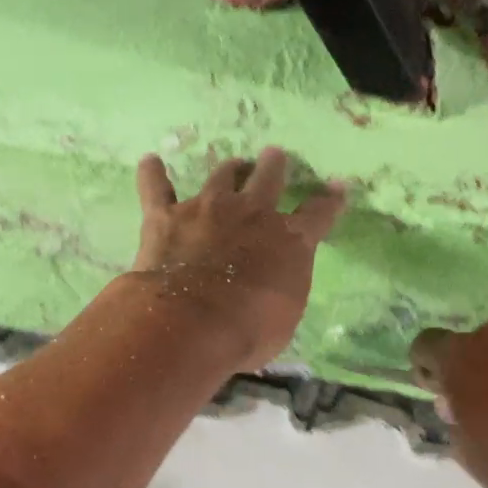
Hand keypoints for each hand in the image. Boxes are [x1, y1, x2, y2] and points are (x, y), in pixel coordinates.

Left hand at [129, 147, 346, 369]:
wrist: (191, 322)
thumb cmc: (248, 331)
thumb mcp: (283, 317)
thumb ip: (281, 290)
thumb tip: (273, 286)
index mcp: (288, 240)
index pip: (318, 213)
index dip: (330, 199)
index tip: (338, 186)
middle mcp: (252, 213)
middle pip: (268, 177)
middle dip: (274, 165)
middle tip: (275, 156)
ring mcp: (207, 209)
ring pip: (222, 175)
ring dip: (230, 168)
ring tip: (233, 163)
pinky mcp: (166, 216)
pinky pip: (156, 188)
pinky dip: (152, 174)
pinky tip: (149, 162)